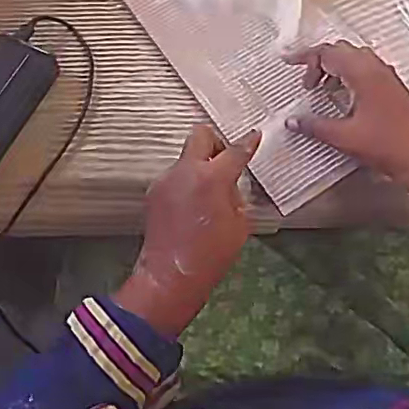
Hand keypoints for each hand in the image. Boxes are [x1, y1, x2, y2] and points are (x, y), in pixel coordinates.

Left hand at [116, 125, 260, 337]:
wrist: (171, 274)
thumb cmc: (210, 254)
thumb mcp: (239, 224)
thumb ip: (235, 194)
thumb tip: (230, 182)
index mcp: (212, 178)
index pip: (235, 150)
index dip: (248, 142)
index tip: (254, 136)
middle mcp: (186, 171)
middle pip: (201, 135)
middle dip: (216, 142)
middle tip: (225, 159)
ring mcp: (166, 179)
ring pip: (186, 158)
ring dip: (199, 166)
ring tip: (209, 193)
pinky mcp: (154, 190)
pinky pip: (175, 177)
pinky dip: (186, 183)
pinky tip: (192, 206)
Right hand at [283, 42, 408, 179]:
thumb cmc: (391, 146)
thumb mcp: (344, 137)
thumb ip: (314, 126)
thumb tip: (293, 120)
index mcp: (363, 74)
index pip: (328, 52)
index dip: (305, 56)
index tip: (289, 61)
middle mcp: (377, 71)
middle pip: (341, 50)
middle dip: (318, 61)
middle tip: (305, 81)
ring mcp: (387, 79)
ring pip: (354, 59)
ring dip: (334, 68)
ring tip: (320, 89)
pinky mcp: (392, 91)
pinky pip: (365, 71)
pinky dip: (347, 76)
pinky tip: (342, 99)